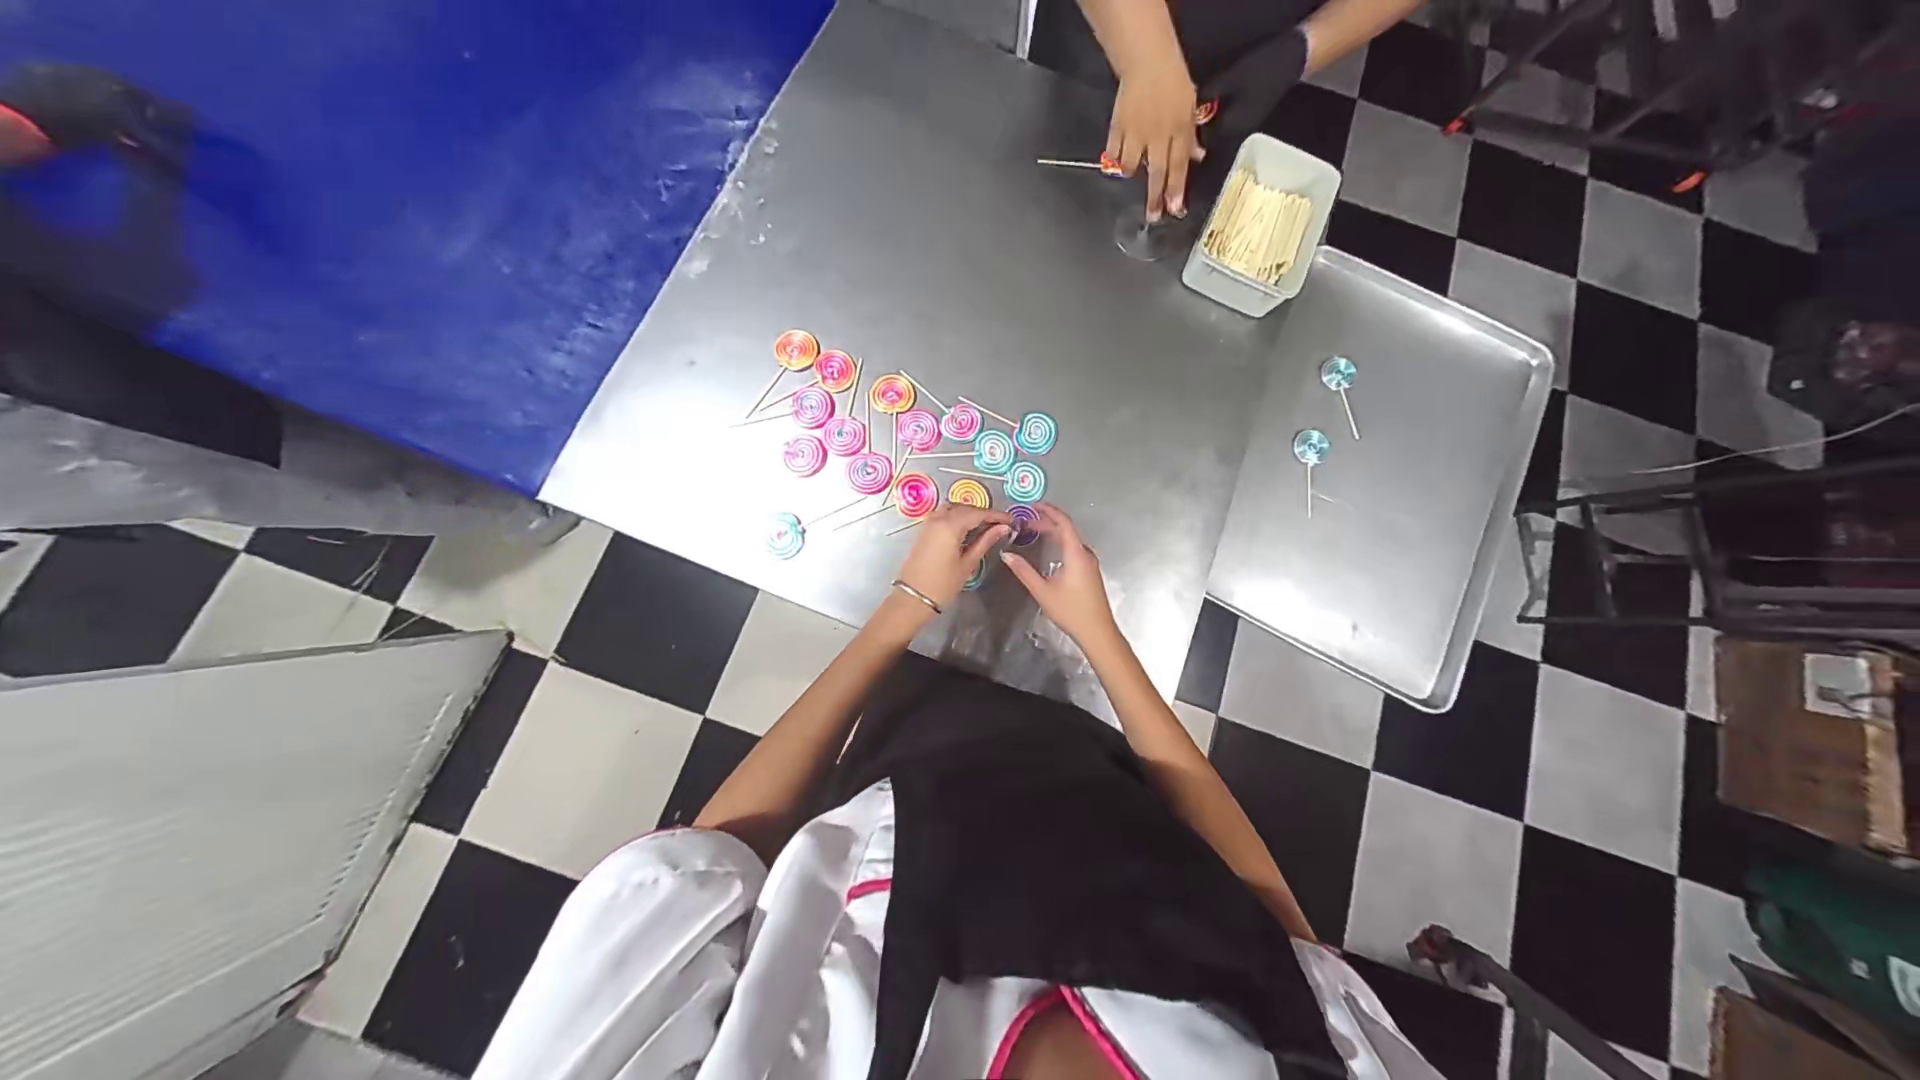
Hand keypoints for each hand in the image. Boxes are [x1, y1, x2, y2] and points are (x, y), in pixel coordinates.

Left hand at [893, 504, 1012, 614]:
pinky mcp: (924, 530)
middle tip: (1001, 524)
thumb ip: (985, 541)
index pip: (978, 513)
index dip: (997, 515)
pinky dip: (958, 517)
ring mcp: (929, 523)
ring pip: (954, 509)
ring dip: (970, 514)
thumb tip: (1003, 528)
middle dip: (984, 513)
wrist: (913, 597)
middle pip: (966, 508)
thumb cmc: (942, 584)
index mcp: (950, 525)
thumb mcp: (968, 563)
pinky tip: (967, 529)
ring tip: (986, 526)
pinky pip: (944, 515)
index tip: (1011, 521)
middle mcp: (938, 518)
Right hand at [998, 503, 1118, 646]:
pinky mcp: (1090, 572)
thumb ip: (1024, 571)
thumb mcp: (1042, 591)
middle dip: (1047, 522)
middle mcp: (1085, 554)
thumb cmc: (1071, 611)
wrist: (1097, 631)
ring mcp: (1090, 563)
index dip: (1049, 511)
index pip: (1063, 523)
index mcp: (1076, 554)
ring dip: (1054, 532)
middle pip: (1067, 530)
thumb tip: (1007, 555)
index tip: (1034, 505)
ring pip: (1071, 539)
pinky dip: (1060, 542)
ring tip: (1035, 531)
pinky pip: (1074, 549)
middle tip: (1027, 521)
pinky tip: (1050, 549)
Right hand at [1107, 52, 1202, 223]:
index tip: (1175, 209)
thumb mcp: (1188, 108)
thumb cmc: (1173, 83)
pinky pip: (1113, 150)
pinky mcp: (1117, 128)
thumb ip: (1189, 137)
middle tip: (1153, 217)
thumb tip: (1196, 158)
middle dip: (1155, 197)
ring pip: (1130, 165)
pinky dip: (1113, 157)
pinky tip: (1114, 159)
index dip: (1176, 189)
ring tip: (1130, 173)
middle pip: (1156, 172)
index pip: (1178, 166)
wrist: (1148, 62)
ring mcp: (1135, 133)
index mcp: (1178, 130)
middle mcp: (1157, 136)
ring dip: (1130, 172)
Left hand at [1195, 27, 1308, 148]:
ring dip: (1208, 125)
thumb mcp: (1231, 77)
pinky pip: (1227, 125)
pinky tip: (1215, 105)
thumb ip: (1209, 92)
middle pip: (1209, 142)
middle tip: (1187, 116)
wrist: (1292, 61)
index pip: (1201, 142)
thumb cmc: (1262, 69)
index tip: (1180, 121)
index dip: (1189, 133)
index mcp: (1230, 127)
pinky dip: (1218, 118)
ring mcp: (1244, 127)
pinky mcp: (1249, 118)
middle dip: (1197, 132)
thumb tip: (1190, 102)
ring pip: (1218, 134)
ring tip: (1199, 110)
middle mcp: (1236, 133)